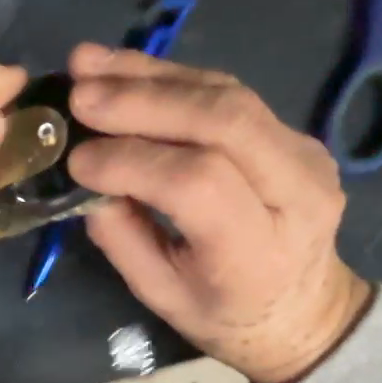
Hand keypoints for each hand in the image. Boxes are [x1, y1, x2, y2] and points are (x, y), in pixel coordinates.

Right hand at [64, 44, 373, 382]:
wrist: (301, 312)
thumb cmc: (221, 317)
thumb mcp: (161, 296)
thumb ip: (124, 240)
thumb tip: (87, 185)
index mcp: (256, 249)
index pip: (197, 182)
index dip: (133, 161)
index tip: (77, 159)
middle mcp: (296, 189)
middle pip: (222, 121)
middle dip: (143, 101)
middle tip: (79, 94)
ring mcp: (304, 152)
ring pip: (228, 94)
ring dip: (153, 76)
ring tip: (89, 65)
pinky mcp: (294, 133)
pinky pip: (231, 95)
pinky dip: (174, 79)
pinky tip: (126, 71)